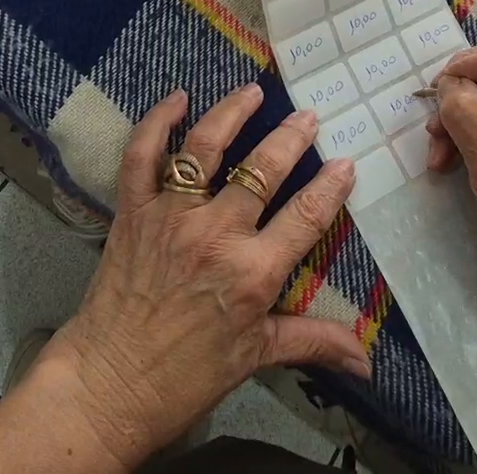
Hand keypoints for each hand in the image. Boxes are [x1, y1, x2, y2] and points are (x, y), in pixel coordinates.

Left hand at [33, 85, 368, 468]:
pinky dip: (157, 123)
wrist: (108, 385)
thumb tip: (368, 361)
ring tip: (252, 90)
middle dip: (290, 137)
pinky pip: (142, 156)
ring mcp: (171, 216)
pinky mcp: (134, 211)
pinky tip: (177, 99)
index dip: (330, 187)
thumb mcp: (255, 357)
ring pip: (204, 149)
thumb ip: (312, 342)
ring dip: (231, 114)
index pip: (304, 218)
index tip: (346, 161)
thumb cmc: (186, 377)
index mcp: (252, 273)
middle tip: (308, 115)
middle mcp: (215, 234)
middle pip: (261, 171)